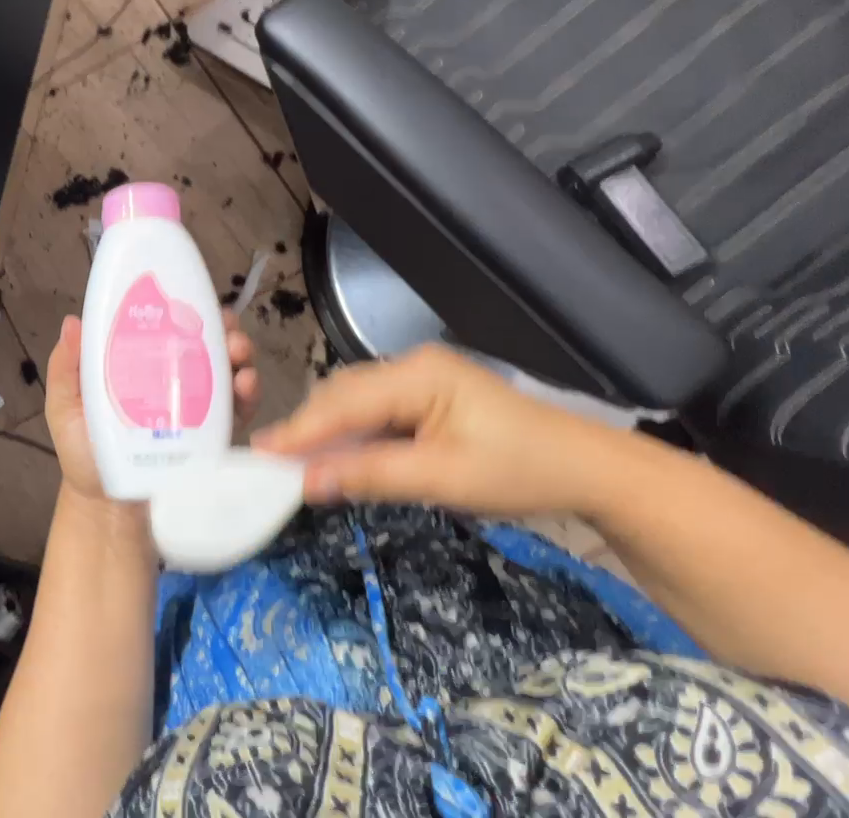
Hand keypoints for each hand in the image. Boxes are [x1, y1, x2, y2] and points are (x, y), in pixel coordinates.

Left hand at [44, 310, 260, 502]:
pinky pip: (236, 409)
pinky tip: (245, 386)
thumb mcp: (65, 407)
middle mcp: (171, 378)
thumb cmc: (84, 451)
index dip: (180, 305)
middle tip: (226, 328)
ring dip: (238, 353)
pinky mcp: (211, 435)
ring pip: (225, 369)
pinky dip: (246, 393)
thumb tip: (72, 322)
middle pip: (202, 342)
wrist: (108, 506)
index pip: (163, 326)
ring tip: (239, 353)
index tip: (191, 296)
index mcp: (138, 363)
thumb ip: (67, 369)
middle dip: (221, 327)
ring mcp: (194, 405)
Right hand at [253, 345, 627, 517]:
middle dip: (307, 430)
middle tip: (273, 466)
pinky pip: (372, 412)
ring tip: (298, 465)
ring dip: (326, 434)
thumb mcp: (444, 479)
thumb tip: (307, 482)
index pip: (343, 403)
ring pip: (352, 403)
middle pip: (341, 395)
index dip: (300, 431)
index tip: (259, 455)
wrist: (589, 470)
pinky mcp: (425, 398)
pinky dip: (350, 436)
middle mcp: (411, 366)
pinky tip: (339, 458)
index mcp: (418, 375)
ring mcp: (419, 379)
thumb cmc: (521, 472)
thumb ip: (371, 475)